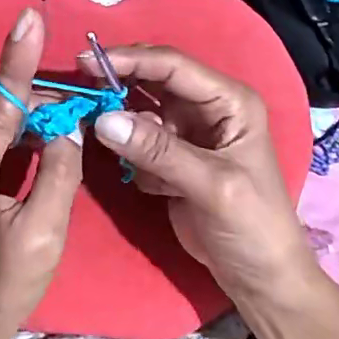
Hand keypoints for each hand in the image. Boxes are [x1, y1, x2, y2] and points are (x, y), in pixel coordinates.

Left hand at [0, 7, 82, 338]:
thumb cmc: (2, 283)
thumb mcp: (43, 232)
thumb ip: (59, 172)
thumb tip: (68, 127)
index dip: (17, 58)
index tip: (29, 17)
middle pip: (1, 107)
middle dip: (41, 104)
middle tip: (78, 123)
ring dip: (31, 120)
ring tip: (65, 139)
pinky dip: (18, 134)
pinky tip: (41, 147)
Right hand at [81, 45, 317, 301]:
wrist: (260, 278)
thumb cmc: (252, 226)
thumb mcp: (211, 186)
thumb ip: (159, 151)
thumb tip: (103, 119)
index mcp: (229, 102)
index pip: (173, 66)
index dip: (129, 60)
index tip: (85, 62)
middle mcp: (207, 109)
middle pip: (153, 81)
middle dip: (117, 83)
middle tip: (78, 87)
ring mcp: (187, 133)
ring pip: (140, 110)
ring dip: (118, 120)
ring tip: (94, 132)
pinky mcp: (171, 159)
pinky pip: (137, 141)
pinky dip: (127, 152)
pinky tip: (144, 182)